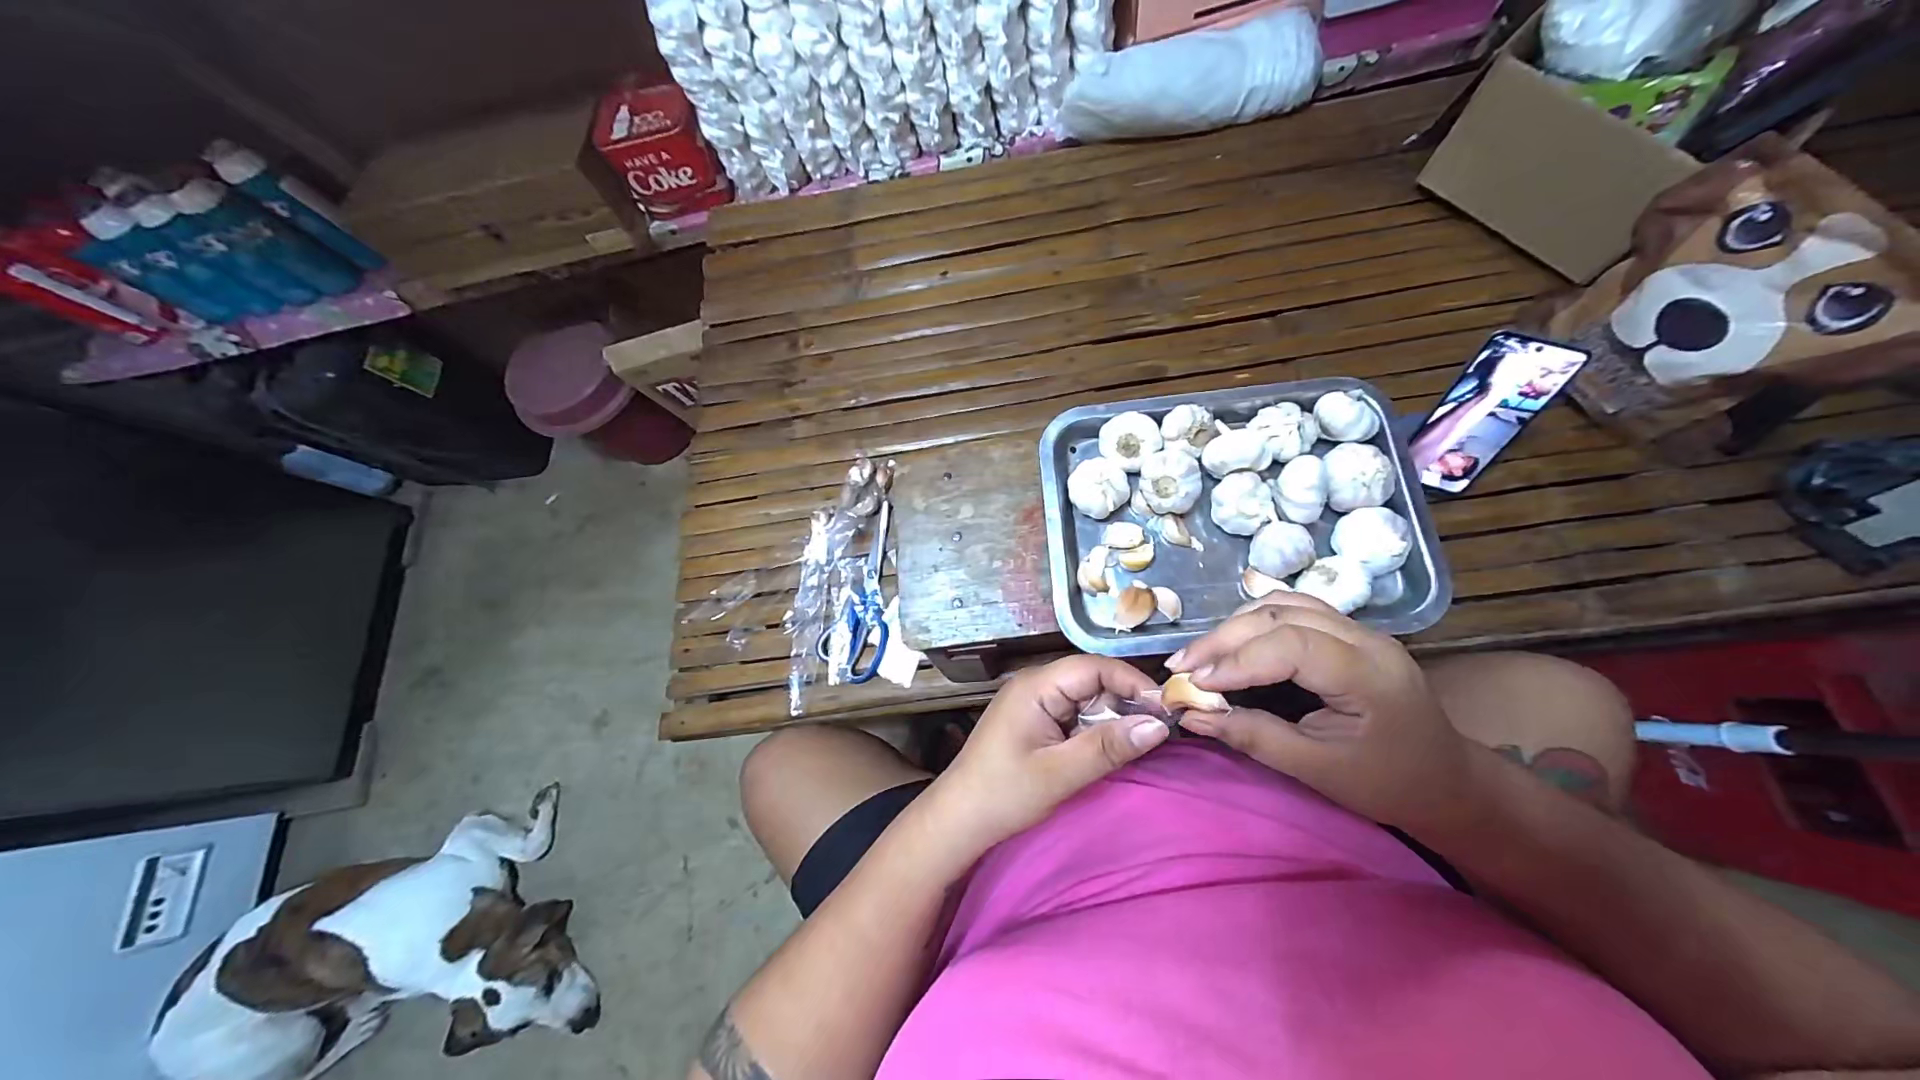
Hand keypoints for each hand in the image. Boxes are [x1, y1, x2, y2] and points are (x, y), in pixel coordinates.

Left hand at [927, 656, 1168, 851]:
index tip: (1165, 708)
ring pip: (1086, 697)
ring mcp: (1033, 702)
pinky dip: (1095, 728)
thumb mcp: (1060, 773)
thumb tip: (1159, 725)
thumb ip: (1109, 747)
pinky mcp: (1035, 721)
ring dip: (1112, 716)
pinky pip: (1074, 713)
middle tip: (1158, 728)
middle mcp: (1034, 685)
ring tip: (1139, 740)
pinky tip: (1111, 748)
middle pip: (1091, 678)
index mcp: (1035, 686)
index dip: (1132, 681)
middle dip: (1125, 700)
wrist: (958, 820)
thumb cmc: (1004, 794)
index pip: (1094, 666)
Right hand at [1166, 593, 1473, 829]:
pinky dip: (1255, 620)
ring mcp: (1360, 629)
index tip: (1194, 683)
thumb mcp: (1318, 770)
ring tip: (1200, 654)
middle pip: (1280, 614)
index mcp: (1368, 674)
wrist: (1448, 780)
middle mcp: (1366, 639)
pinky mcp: (1349, 632)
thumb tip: (1193, 715)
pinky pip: (1293, 609)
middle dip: (1223, 638)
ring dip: (1235, 625)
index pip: (1290, 644)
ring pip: (1283, 603)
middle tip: (1181, 666)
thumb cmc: (1387, 783)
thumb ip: (1255, 737)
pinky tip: (1232, 641)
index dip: (1236, 659)